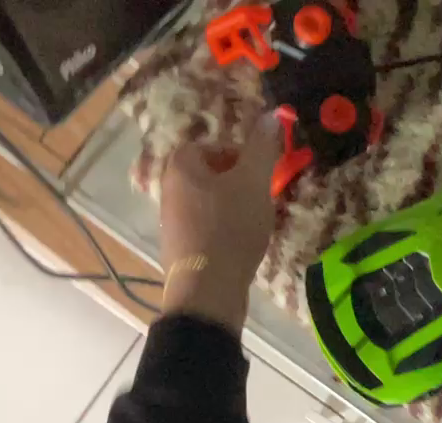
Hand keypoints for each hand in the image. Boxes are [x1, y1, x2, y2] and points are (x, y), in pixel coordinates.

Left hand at [157, 114, 283, 329]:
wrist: (208, 290)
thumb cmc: (231, 228)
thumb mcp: (254, 182)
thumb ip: (263, 147)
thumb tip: (272, 114)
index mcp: (182, 164)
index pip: (214, 146)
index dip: (242, 158)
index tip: (262, 176)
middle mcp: (169, 188)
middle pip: (211, 177)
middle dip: (238, 186)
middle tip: (262, 201)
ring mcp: (171, 222)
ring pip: (209, 206)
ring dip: (232, 212)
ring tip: (253, 228)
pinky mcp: (180, 252)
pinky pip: (206, 232)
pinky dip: (224, 236)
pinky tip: (240, 250)